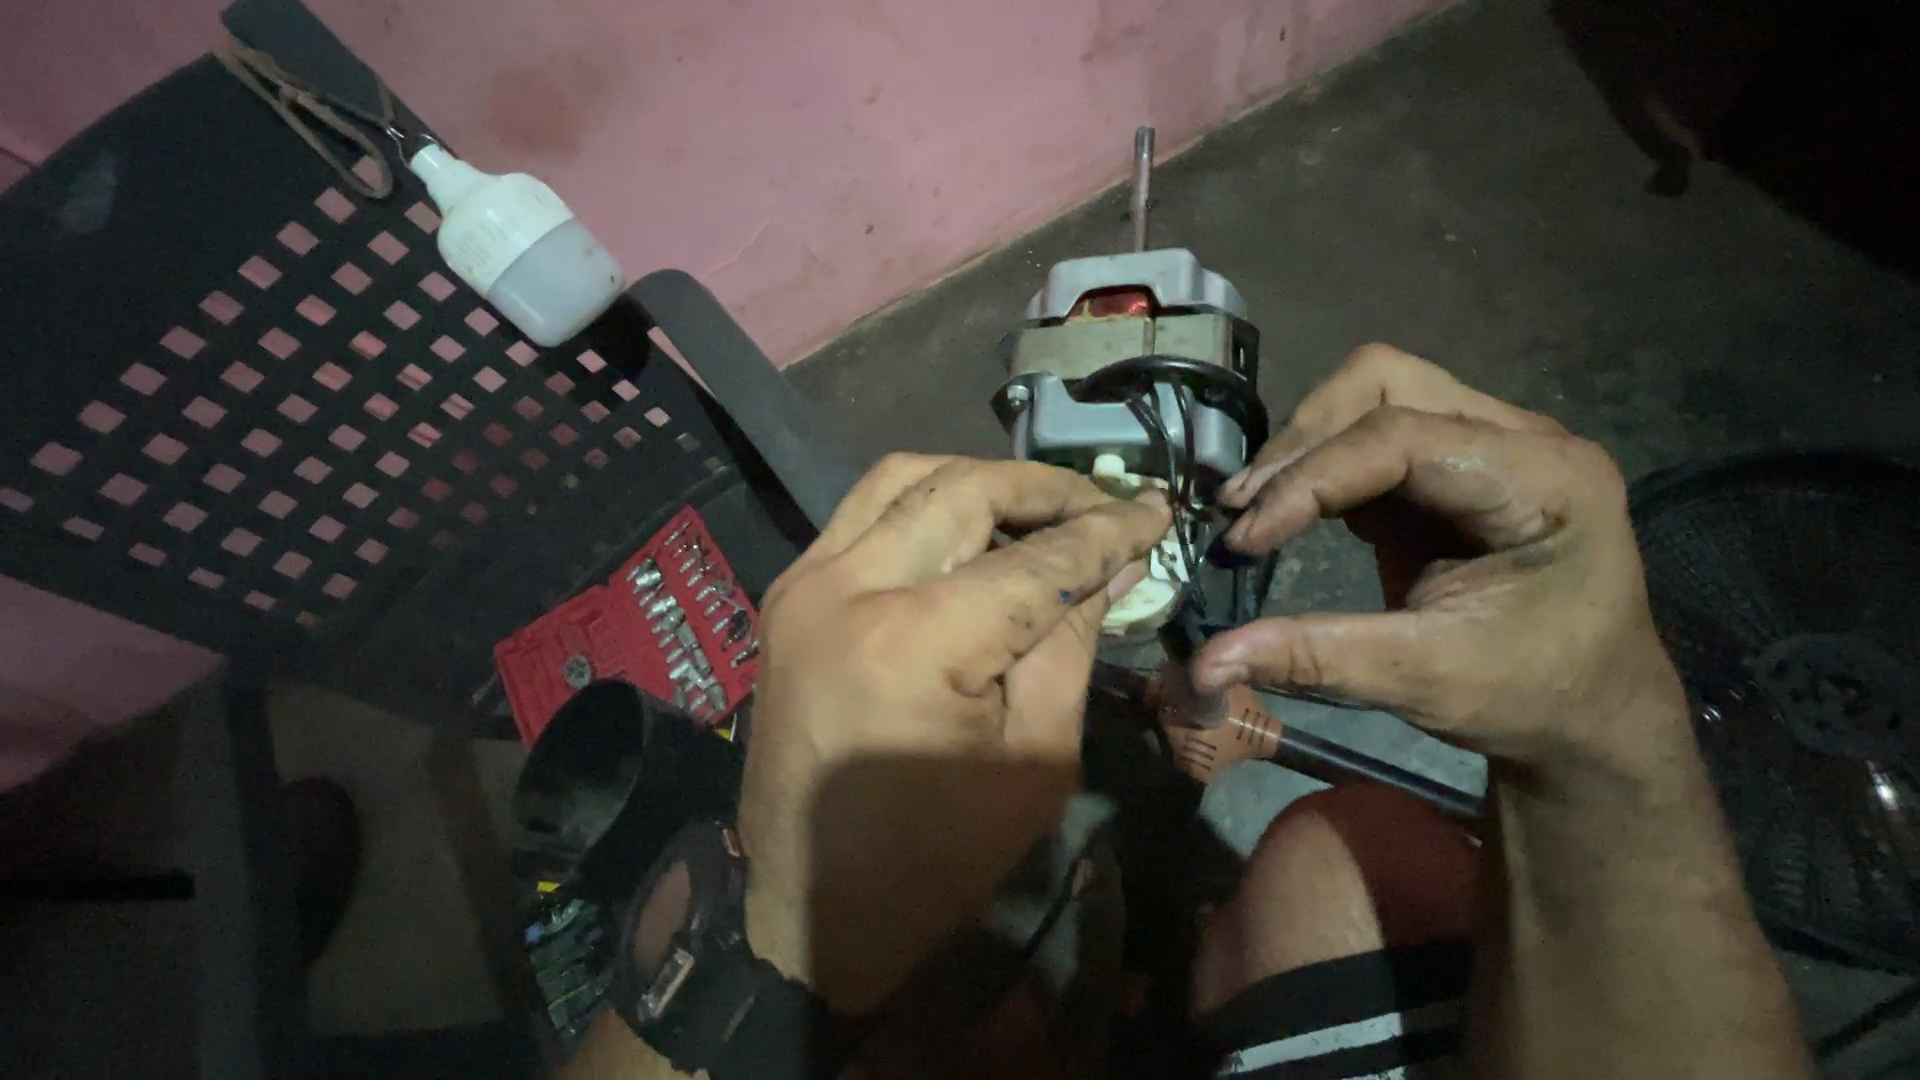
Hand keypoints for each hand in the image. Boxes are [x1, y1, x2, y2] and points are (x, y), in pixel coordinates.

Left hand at [739, 454, 1169, 1014]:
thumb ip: (1071, 642)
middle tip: (1099, 504)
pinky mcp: (788, 594)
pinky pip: (861, 512)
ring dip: (978, 481)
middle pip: (963, 490)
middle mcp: (849, 587)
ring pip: (902, 478)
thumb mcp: (1035, 756)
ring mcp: (804, 582)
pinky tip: (967, 533)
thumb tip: (1108, 562)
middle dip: (1044, 488)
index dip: (1105, 530)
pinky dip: (923, 503)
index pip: (1035, 559)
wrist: (814, 903)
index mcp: (915, 641)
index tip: (1153, 508)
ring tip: (1036, 509)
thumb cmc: (938, 856)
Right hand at [1196, 345, 1689, 779]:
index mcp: (1542, 480)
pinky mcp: (1445, 465)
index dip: (1307, 480)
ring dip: (1301, 447)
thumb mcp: (1422, 679)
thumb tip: (1208, 663)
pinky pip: (1364, 433)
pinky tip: (1284, 513)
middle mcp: (1519, 438)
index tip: (1244, 540)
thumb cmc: (1528, 694)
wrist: (1586, 710)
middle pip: (1382, 383)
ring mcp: (1483, 442)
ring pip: (1369, 393)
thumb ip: (1313, 656)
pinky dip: (1314, 466)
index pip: (1399, 435)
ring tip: (1253, 510)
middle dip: (1300, 443)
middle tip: (1243, 511)